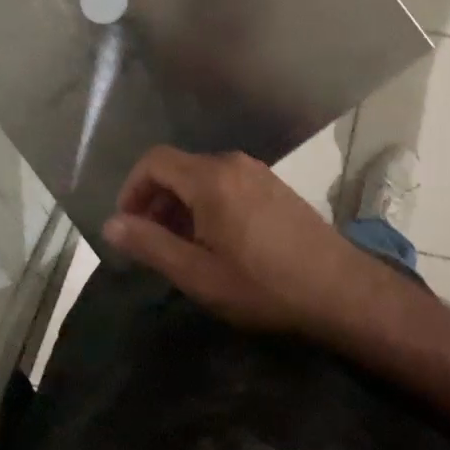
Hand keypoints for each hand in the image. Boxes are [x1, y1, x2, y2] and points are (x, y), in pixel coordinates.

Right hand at [102, 145, 380, 332]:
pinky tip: (216, 242)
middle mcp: (232, 163)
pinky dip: (207, 203)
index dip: (131, 189)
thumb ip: (150, 245)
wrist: (339, 289)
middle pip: (178, 167)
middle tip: (150, 243)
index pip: (154, 160)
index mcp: (210, 178)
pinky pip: (226, 183)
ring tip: (181, 247)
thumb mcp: (198, 274)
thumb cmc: (262, 285)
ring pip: (202, 176)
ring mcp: (257, 172)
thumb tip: (111, 224)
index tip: (127, 226)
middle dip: (155, 200)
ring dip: (181, 204)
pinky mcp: (274, 185)